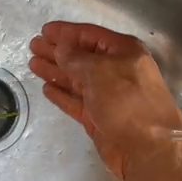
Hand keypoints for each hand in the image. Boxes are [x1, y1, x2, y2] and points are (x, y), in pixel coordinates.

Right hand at [29, 21, 181, 179]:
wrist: (148, 149)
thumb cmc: (127, 101)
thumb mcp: (100, 71)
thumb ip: (76, 58)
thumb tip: (61, 48)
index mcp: (123, 52)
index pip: (90, 35)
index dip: (66, 32)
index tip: (44, 31)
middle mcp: (116, 71)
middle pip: (81, 57)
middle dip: (57, 51)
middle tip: (34, 46)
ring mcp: (107, 96)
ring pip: (76, 79)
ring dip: (55, 71)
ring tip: (33, 64)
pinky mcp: (99, 118)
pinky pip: (75, 101)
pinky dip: (62, 95)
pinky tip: (47, 88)